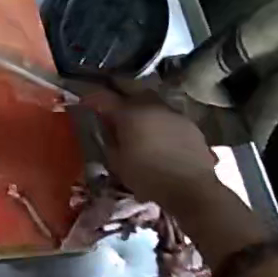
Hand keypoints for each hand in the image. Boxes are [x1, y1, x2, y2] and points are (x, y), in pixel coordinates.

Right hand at [83, 88, 221, 211]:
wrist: (193, 189)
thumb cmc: (148, 177)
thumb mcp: (117, 163)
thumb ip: (108, 140)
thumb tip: (106, 129)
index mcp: (128, 112)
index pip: (103, 96)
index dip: (91, 97)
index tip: (84, 101)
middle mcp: (150, 104)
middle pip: (130, 87)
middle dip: (117, 90)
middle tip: (109, 102)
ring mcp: (172, 112)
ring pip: (150, 98)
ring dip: (139, 104)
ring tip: (134, 117)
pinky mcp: (189, 123)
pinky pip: (166, 114)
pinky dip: (157, 118)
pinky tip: (156, 132)